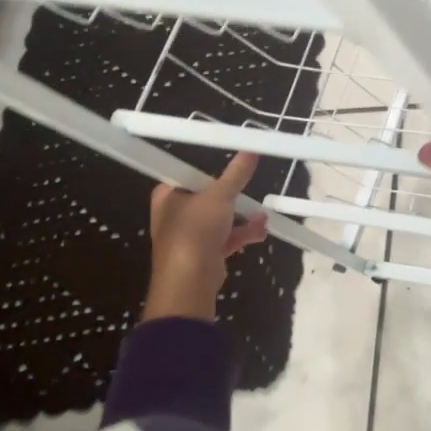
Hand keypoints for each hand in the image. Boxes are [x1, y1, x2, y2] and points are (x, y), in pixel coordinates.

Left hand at [143, 152, 268, 321]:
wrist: (189, 280)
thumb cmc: (196, 230)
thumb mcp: (220, 195)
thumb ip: (236, 173)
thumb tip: (251, 150)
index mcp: (168, 196)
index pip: (188, 175)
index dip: (210, 173)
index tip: (232, 171)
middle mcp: (174, 214)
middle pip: (207, 197)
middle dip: (233, 197)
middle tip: (249, 192)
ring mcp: (188, 236)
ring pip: (218, 219)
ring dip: (242, 217)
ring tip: (263, 217)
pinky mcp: (201, 254)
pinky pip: (223, 238)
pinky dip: (241, 234)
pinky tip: (261, 232)